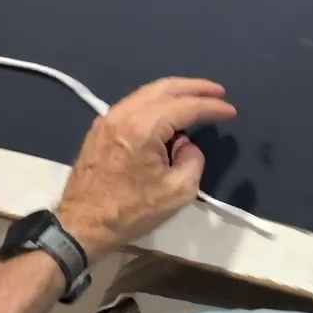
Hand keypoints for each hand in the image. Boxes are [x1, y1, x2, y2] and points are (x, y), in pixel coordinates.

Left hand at [55, 77, 236, 260]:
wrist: (82, 225)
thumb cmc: (130, 211)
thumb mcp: (177, 192)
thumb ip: (192, 160)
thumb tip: (185, 145)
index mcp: (143, 128)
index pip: (185, 107)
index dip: (211, 107)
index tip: (230, 111)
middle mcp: (124, 114)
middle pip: (165, 88)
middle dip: (195, 88)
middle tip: (218, 92)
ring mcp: (108, 118)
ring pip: (148, 93)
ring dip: (175, 93)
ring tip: (198, 99)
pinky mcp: (101, 128)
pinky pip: (135, 104)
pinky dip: (157, 103)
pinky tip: (170, 113)